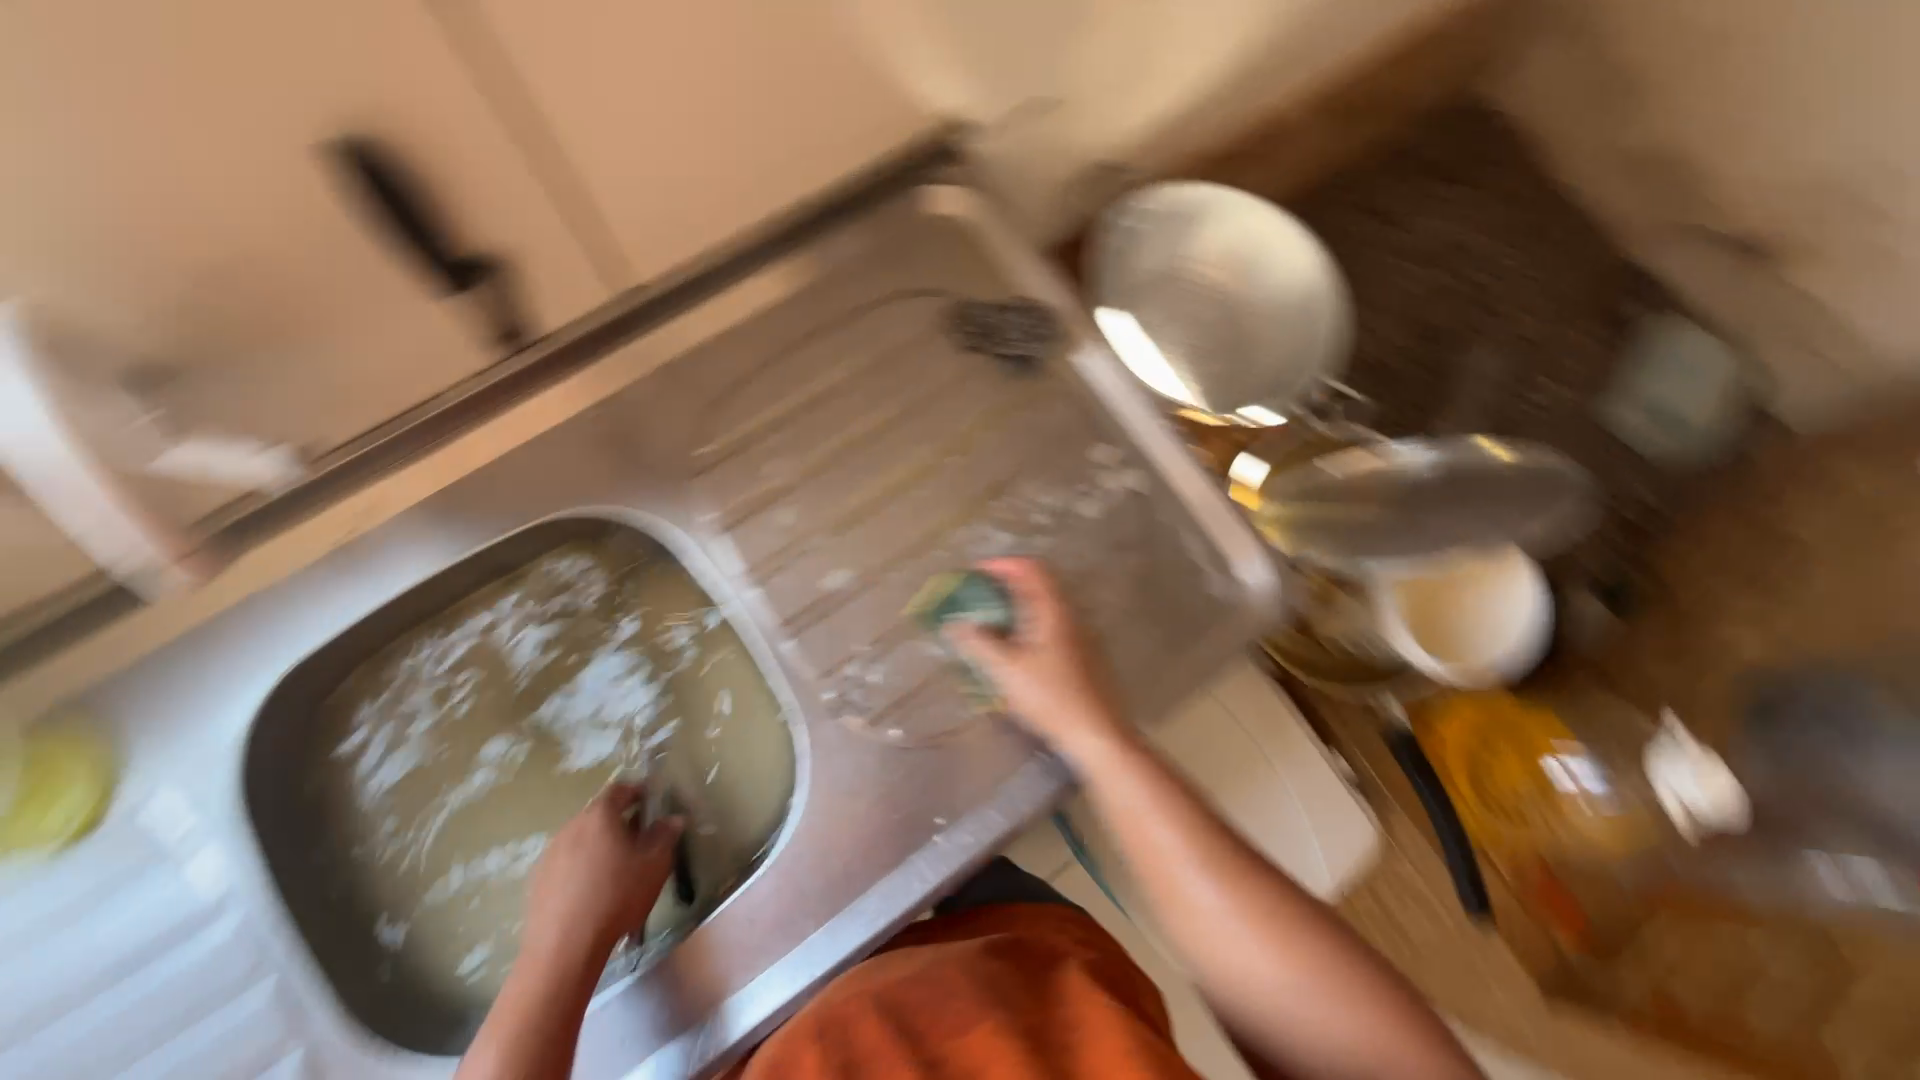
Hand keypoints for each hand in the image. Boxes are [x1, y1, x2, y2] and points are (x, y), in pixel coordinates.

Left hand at [522, 783, 682, 963]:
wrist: (564, 946)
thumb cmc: (617, 897)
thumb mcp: (654, 865)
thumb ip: (665, 836)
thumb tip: (672, 819)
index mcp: (600, 816)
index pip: (619, 789)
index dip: (637, 791)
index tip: (651, 801)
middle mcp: (571, 827)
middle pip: (598, 815)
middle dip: (619, 822)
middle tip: (639, 841)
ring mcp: (550, 853)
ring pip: (581, 839)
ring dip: (599, 846)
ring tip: (616, 870)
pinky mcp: (538, 879)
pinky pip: (566, 862)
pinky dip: (581, 867)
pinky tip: (592, 892)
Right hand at [943, 557, 1132, 764]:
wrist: (1098, 734)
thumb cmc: (1051, 698)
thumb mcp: (1006, 671)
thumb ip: (978, 643)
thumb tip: (955, 623)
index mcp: (1054, 611)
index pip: (1031, 569)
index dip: (1002, 565)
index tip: (976, 573)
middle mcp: (1072, 616)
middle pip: (1040, 585)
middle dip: (1007, 585)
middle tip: (980, 596)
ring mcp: (1083, 636)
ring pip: (1048, 608)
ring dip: (1019, 607)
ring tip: (992, 622)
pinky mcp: (1086, 656)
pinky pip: (1054, 627)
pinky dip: (1031, 625)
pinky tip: (1017, 649)